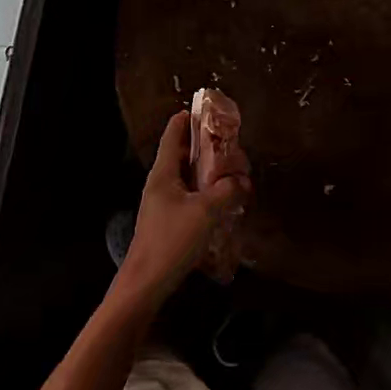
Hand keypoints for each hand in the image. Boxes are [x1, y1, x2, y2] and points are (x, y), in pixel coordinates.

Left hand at [116, 112, 249, 305]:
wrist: (147, 279)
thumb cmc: (172, 239)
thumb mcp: (205, 212)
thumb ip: (227, 192)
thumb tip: (243, 181)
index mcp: (163, 172)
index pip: (173, 134)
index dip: (187, 119)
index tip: (205, 110)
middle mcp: (160, 182)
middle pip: (181, 155)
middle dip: (203, 146)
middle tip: (228, 143)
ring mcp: (162, 202)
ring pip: (186, 177)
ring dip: (205, 171)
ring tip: (230, 170)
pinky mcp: (167, 220)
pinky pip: (188, 196)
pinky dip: (204, 192)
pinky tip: (222, 202)